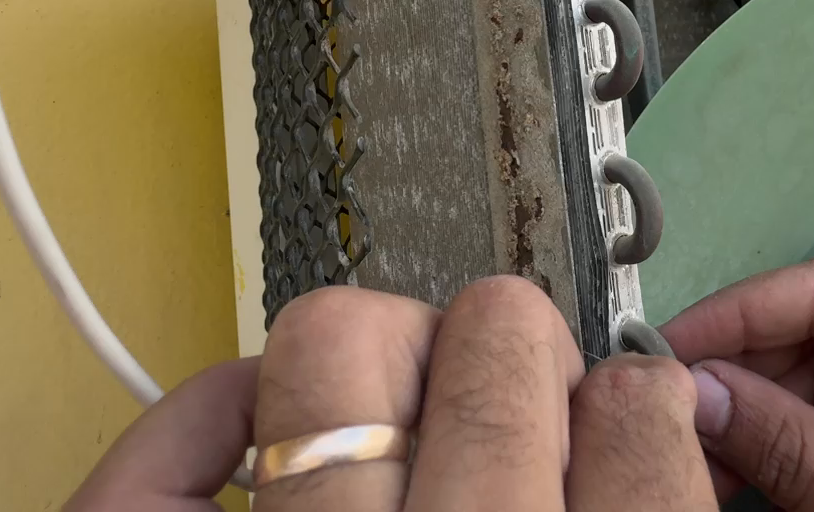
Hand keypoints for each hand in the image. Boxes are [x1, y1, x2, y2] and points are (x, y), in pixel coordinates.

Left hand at [68, 276, 714, 510]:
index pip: (641, 421)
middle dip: (515, 353)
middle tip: (504, 409)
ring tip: (390, 402)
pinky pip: (150, 474)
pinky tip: (232, 426)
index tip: (614, 428)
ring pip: (338, 341)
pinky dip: (186, 428)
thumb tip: (662, 419)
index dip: (634, 409)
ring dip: (379, 345)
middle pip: (502, 339)